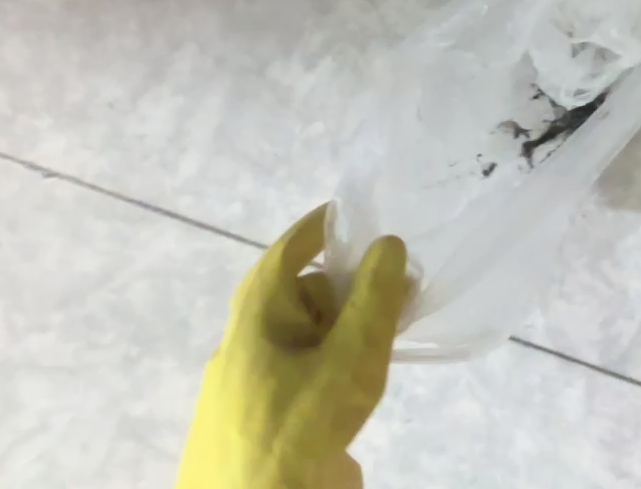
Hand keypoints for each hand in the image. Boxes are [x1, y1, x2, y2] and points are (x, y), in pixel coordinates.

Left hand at [175, 204, 407, 488]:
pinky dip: (335, 360)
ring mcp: (248, 394)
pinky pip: (302, 373)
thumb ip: (375, 293)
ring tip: (389, 334)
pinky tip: (363, 381)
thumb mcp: (353, 352)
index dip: (315, 229)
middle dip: (346, 284)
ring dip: (345, 325)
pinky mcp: (263, 427)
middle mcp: (243, 351)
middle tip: (398, 287)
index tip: (351, 212)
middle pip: (296, 297)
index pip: (283, 256)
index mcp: (254, 323)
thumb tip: (386, 244)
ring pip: (302, 338)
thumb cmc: (302, 426)